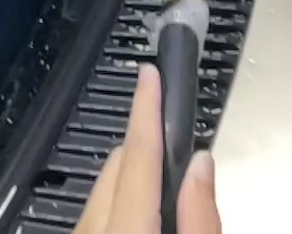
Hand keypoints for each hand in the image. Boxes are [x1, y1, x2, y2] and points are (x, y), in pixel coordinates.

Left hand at [76, 64, 220, 233]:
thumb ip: (201, 219)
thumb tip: (201, 163)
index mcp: (125, 229)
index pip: (138, 153)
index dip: (146, 108)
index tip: (150, 72)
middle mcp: (90, 229)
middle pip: (118, 166)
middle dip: (148, 152)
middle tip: (183, 161)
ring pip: (103, 188)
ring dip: (133, 183)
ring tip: (168, 203)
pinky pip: (94, 214)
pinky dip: (117, 208)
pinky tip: (141, 223)